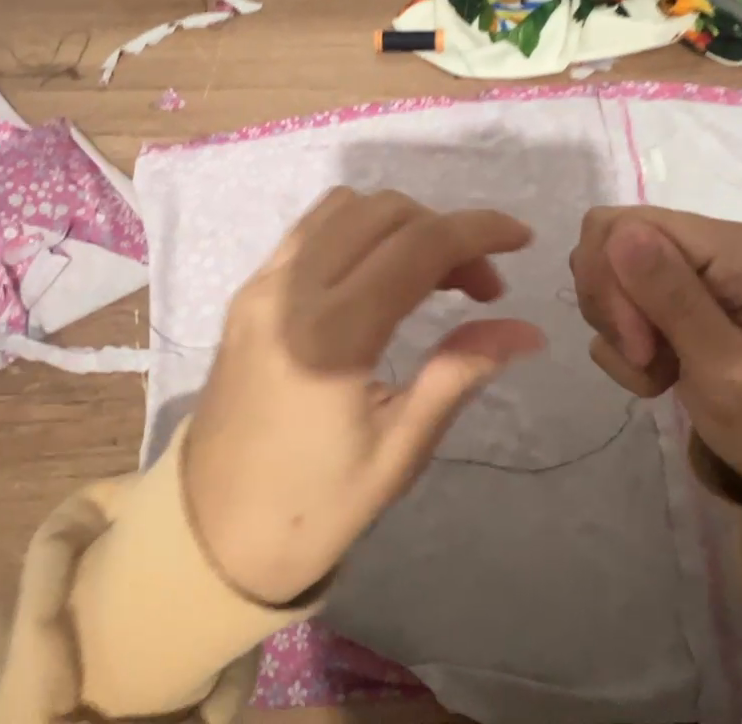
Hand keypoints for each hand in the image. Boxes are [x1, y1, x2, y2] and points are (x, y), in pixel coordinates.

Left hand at [184, 188, 546, 604]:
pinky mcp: (246, 293)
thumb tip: (528, 329)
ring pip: (343, 208)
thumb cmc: (315, 507)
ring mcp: (261, 286)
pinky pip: (310, 231)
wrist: (213, 533)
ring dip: (400, 224)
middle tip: (479, 288)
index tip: (523, 239)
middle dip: (445, 231)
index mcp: (332, 337)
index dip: (479, 230)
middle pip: (384, 212)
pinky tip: (378, 276)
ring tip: (432, 277)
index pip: (418, 246)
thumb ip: (459, 374)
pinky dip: (357, 231)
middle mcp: (290, 292)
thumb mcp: (399, 452)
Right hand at [570, 209, 741, 507]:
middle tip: (643, 360)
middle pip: (614, 237)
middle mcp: (725, 242)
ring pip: (610, 267)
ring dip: (617, 326)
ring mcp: (704, 266)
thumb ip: (675, 302)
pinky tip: (657, 371)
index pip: (634, 224)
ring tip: (655, 371)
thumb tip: (622, 232)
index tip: (640, 348)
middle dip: (613, 304)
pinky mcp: (683, 290)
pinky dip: (623, 339)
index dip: (615, 282)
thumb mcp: (729, 375)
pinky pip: (620, 295)